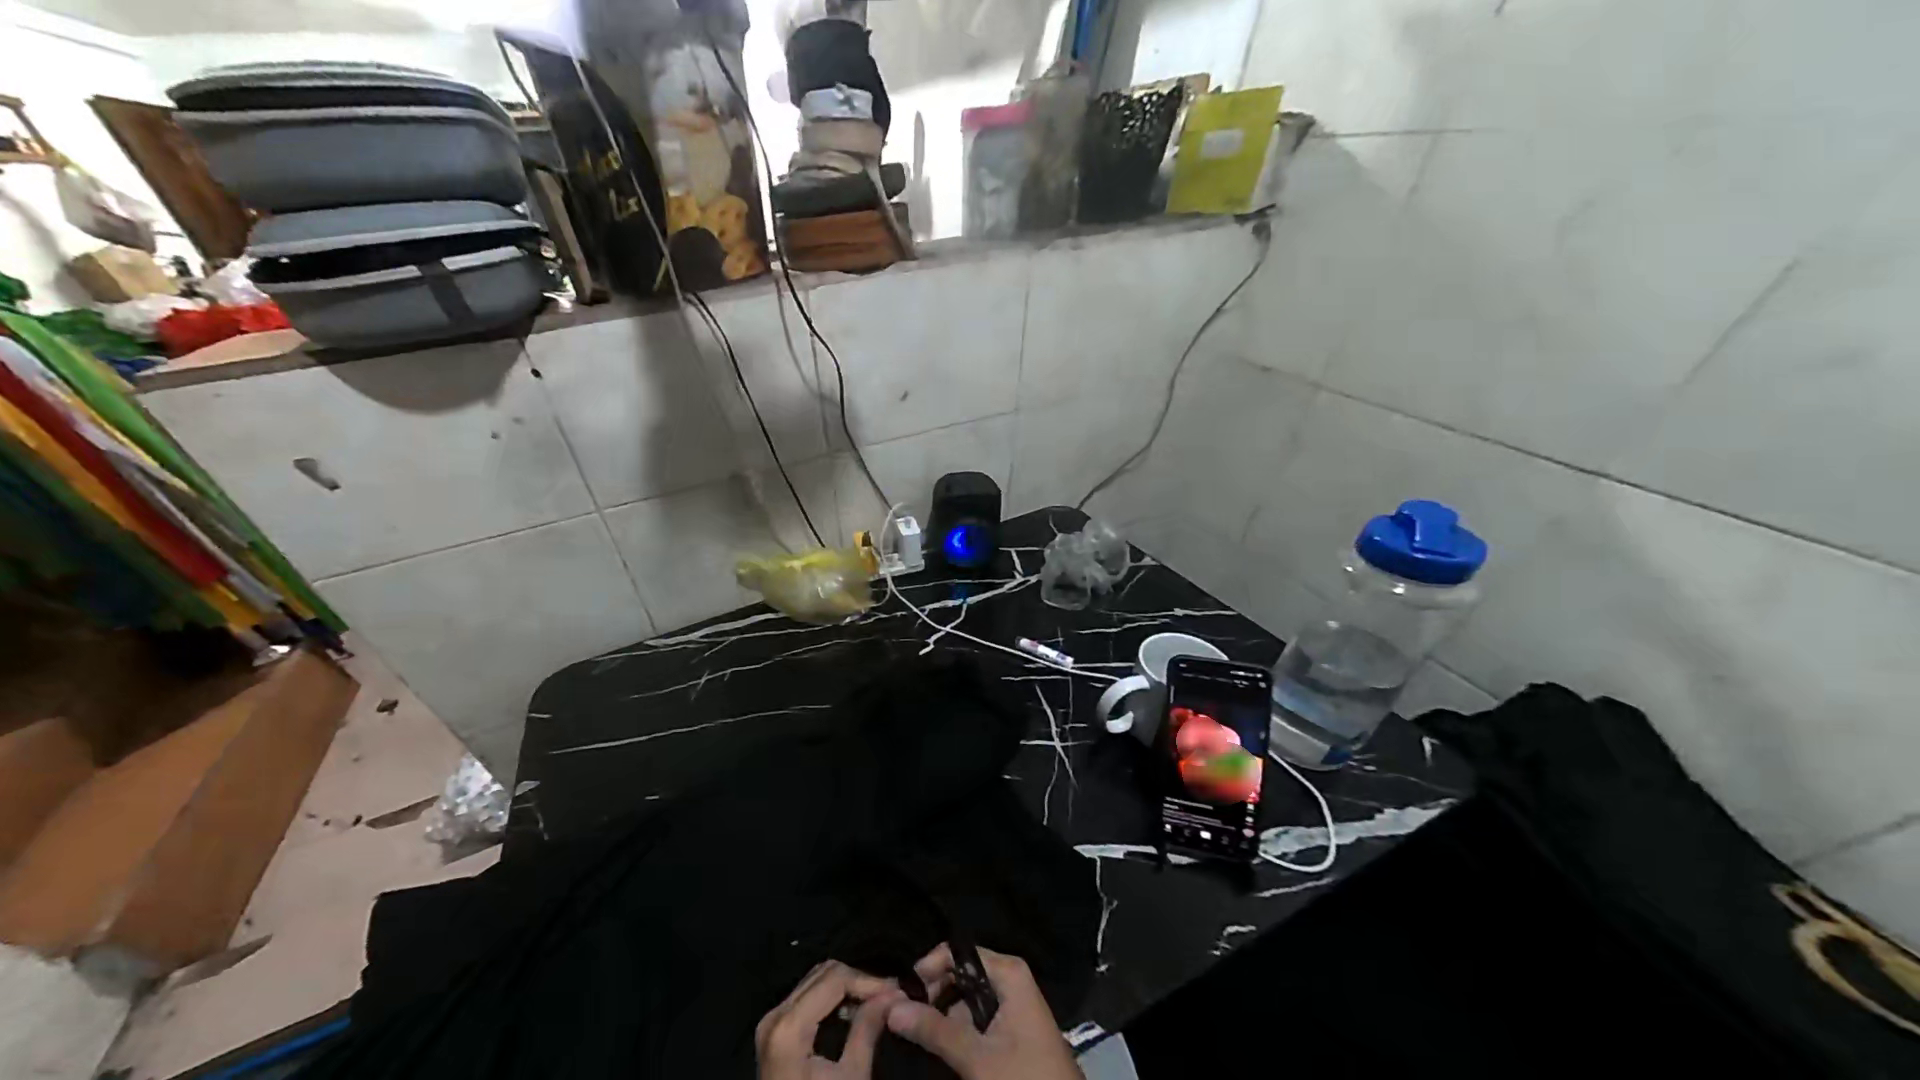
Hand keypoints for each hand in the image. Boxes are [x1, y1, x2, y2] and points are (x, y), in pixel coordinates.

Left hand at [757, 960, 905, 1079]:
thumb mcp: (851, 1078)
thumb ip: (868, 1030)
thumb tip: (892, 994)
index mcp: (789, 1026)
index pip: (835, 979)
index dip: (868, 980)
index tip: (897, 991)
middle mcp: (775, 1015)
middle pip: (823, 973)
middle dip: (859, 980)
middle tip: (888, 994)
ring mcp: (771, 1021)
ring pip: (815, 980)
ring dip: (846, 986)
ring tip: (875, 1000)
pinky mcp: (773, 1030)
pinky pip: (806, 995)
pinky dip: (831, 996)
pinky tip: (852, 1010)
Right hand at [884, 945, 1082, 1079]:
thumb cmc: (1025, 1078)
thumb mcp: (977, 1058)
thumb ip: (934, 1030)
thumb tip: (891, 1006)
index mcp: (1007, 972)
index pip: (956, 952)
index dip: (926, 969)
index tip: (899, 994)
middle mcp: (1008, 979)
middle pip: (957, 974)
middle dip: (930, 994)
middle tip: (898, 1016)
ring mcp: (1008, 1005)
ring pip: (962, 1000)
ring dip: (938, 1016)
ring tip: (911, 1032)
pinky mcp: (1007, 1030)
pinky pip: (973, 1019)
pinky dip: (952, 1030)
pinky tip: (934, 1044)